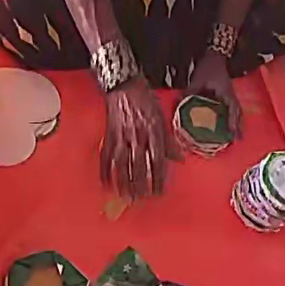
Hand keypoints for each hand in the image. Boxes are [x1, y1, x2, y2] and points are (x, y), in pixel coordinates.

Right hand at [102, 80, 173, 197]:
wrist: (124, 85)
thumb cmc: (145, 100)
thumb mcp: (162, 118)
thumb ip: (169, 141)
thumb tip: (179, 159)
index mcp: (153, 131)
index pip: (157, 160)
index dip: (158, 178)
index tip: (159, 192)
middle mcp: (137, 136)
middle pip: (138, 166)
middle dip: (140, 185)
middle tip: (141, 200)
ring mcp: (121, 136)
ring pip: (122, 165)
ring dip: (123, 183)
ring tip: (126, 198)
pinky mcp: (109, 135)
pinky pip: (106, 157)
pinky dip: (105, 172)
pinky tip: (106, 185)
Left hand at [187, 52, 242, 137]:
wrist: (216, 55)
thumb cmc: (208, 67)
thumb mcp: (197, 80)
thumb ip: (189, 92)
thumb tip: (178, 105)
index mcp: (225, 93)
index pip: (232, 110)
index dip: (232, 123)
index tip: (233, 135)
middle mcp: (230, 95)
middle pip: (238, 113)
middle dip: (238, 127)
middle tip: (237, 140)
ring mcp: (231, 94)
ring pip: (237, 111)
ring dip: (237, 122)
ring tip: (236, 135)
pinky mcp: (228, 94)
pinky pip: (233, 108)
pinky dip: (233, 116)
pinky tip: (229, 122)